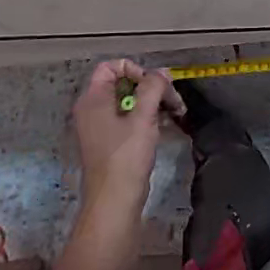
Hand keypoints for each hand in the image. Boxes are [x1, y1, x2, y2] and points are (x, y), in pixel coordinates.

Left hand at [71, 60, 182, 212]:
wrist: (114, 203)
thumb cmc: (125, 156)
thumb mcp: (143, 117)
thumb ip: (153, 88)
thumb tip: (161, 72)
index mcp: (93, 98)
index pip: (110, 67)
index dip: (134, 69)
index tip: (154, 85)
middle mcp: (92, 109)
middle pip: (122, 84)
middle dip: (150, 88)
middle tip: (173, 100)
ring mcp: (100, 127)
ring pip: (128, 103)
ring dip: (152, 104)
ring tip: (176, 113)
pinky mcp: (110, 143)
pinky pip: (128, 120)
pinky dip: (146, 119)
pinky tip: (166, 126)